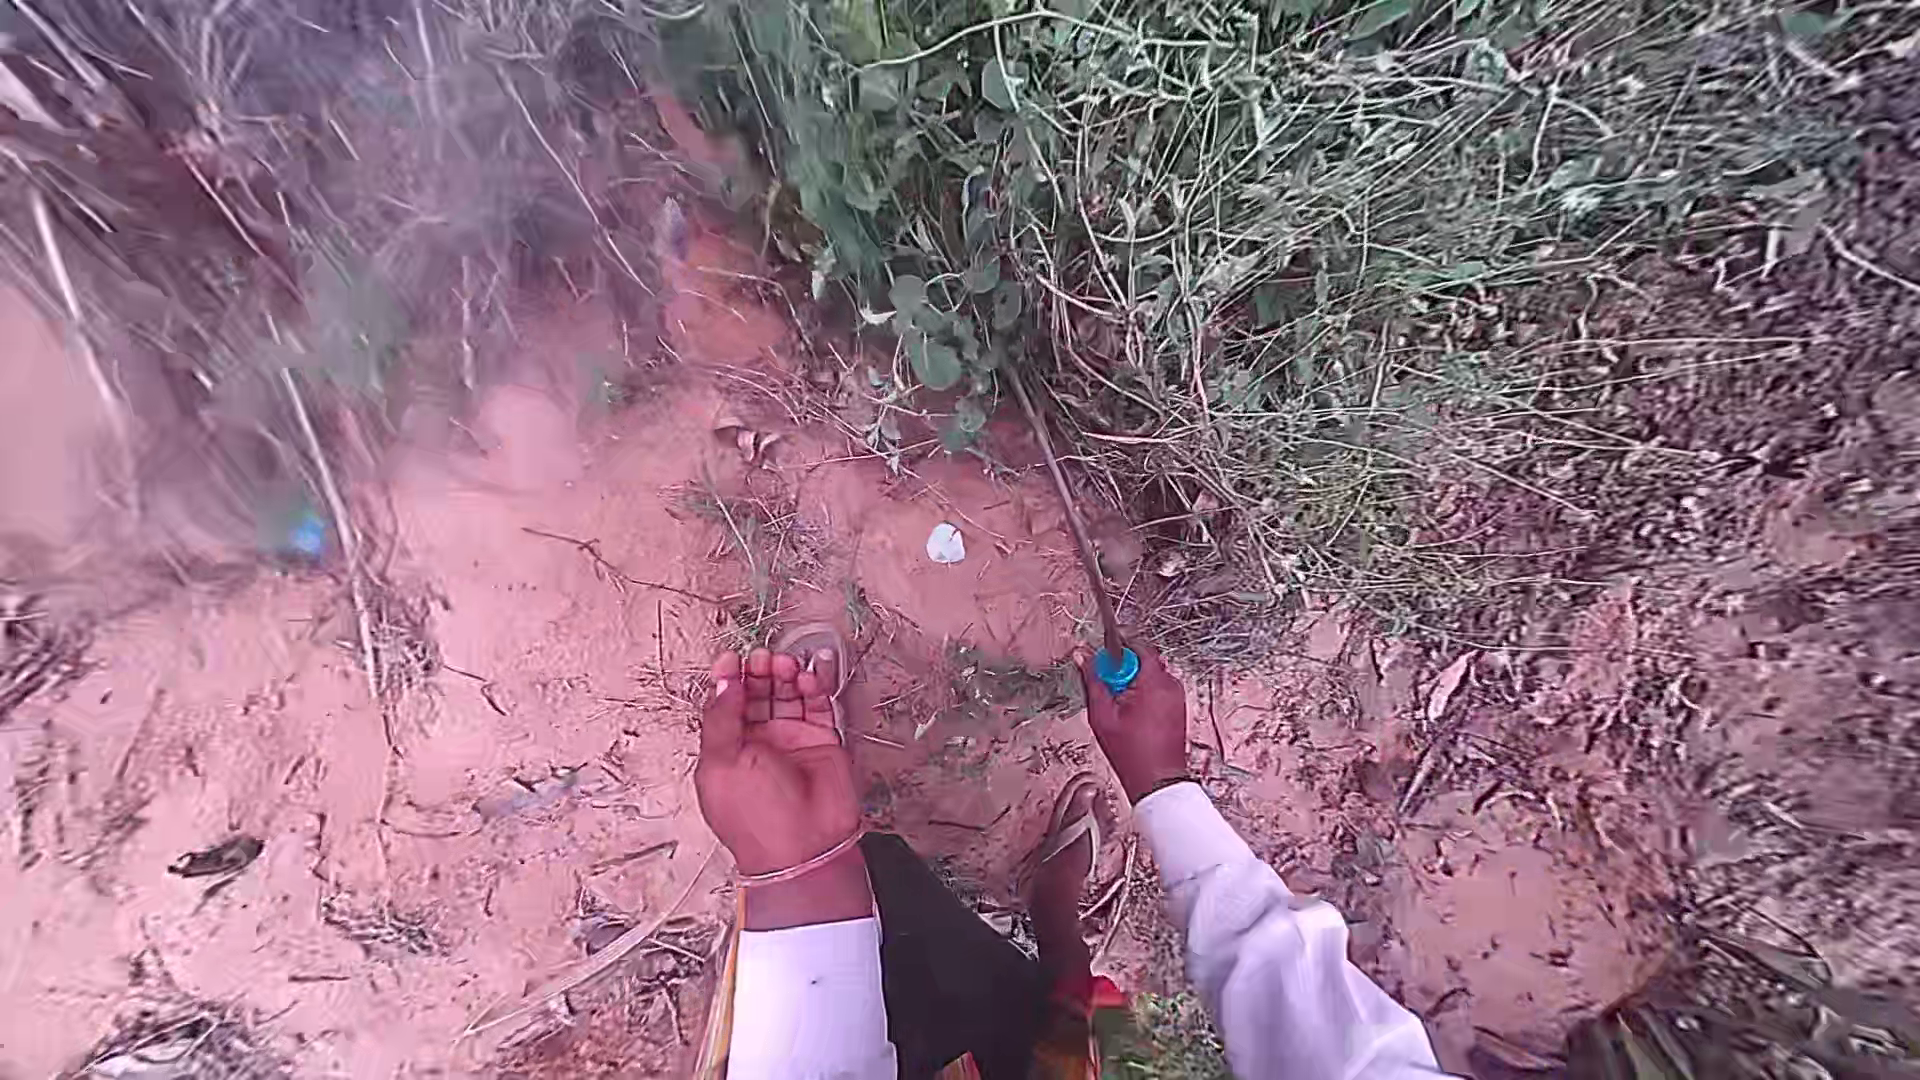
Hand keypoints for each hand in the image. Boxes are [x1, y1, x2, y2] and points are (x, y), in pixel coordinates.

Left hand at [694, 648, 870, 928]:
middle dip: (759, 672)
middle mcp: (759, 742)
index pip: (727, 704)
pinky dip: (813, 687)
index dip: (728, 679)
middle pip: (758, 694)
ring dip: (785, 675)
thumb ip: (721, 717)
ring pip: (787, 694)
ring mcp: (791, 739)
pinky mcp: (821, 739)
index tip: (731, 659)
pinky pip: (816, 704)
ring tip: (785, 665)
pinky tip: (807, 679)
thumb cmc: (756, 817)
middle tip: (762, 659)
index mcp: (728, 750)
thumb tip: (724, 681)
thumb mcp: (722, 763)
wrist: (804, 844)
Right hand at [1078, 641, 1189, 803]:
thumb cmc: (1133, 752)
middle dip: (1122, 670)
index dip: (1115, 654)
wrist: (1156, 780)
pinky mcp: (1177, 706)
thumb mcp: (1102, 713)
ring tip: (1120, 706)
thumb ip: (1093, 680)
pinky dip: (1142, 693)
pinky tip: (1131, 713)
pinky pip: (1156, 687)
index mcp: (1154, 683)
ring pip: (1148, 674)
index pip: (1135, 647)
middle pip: (1141, 660)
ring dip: (1132, 682)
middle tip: (1108, 690)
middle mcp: (1170, 685)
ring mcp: (1176, 696)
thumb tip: (1083, 657)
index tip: (1102, 665)